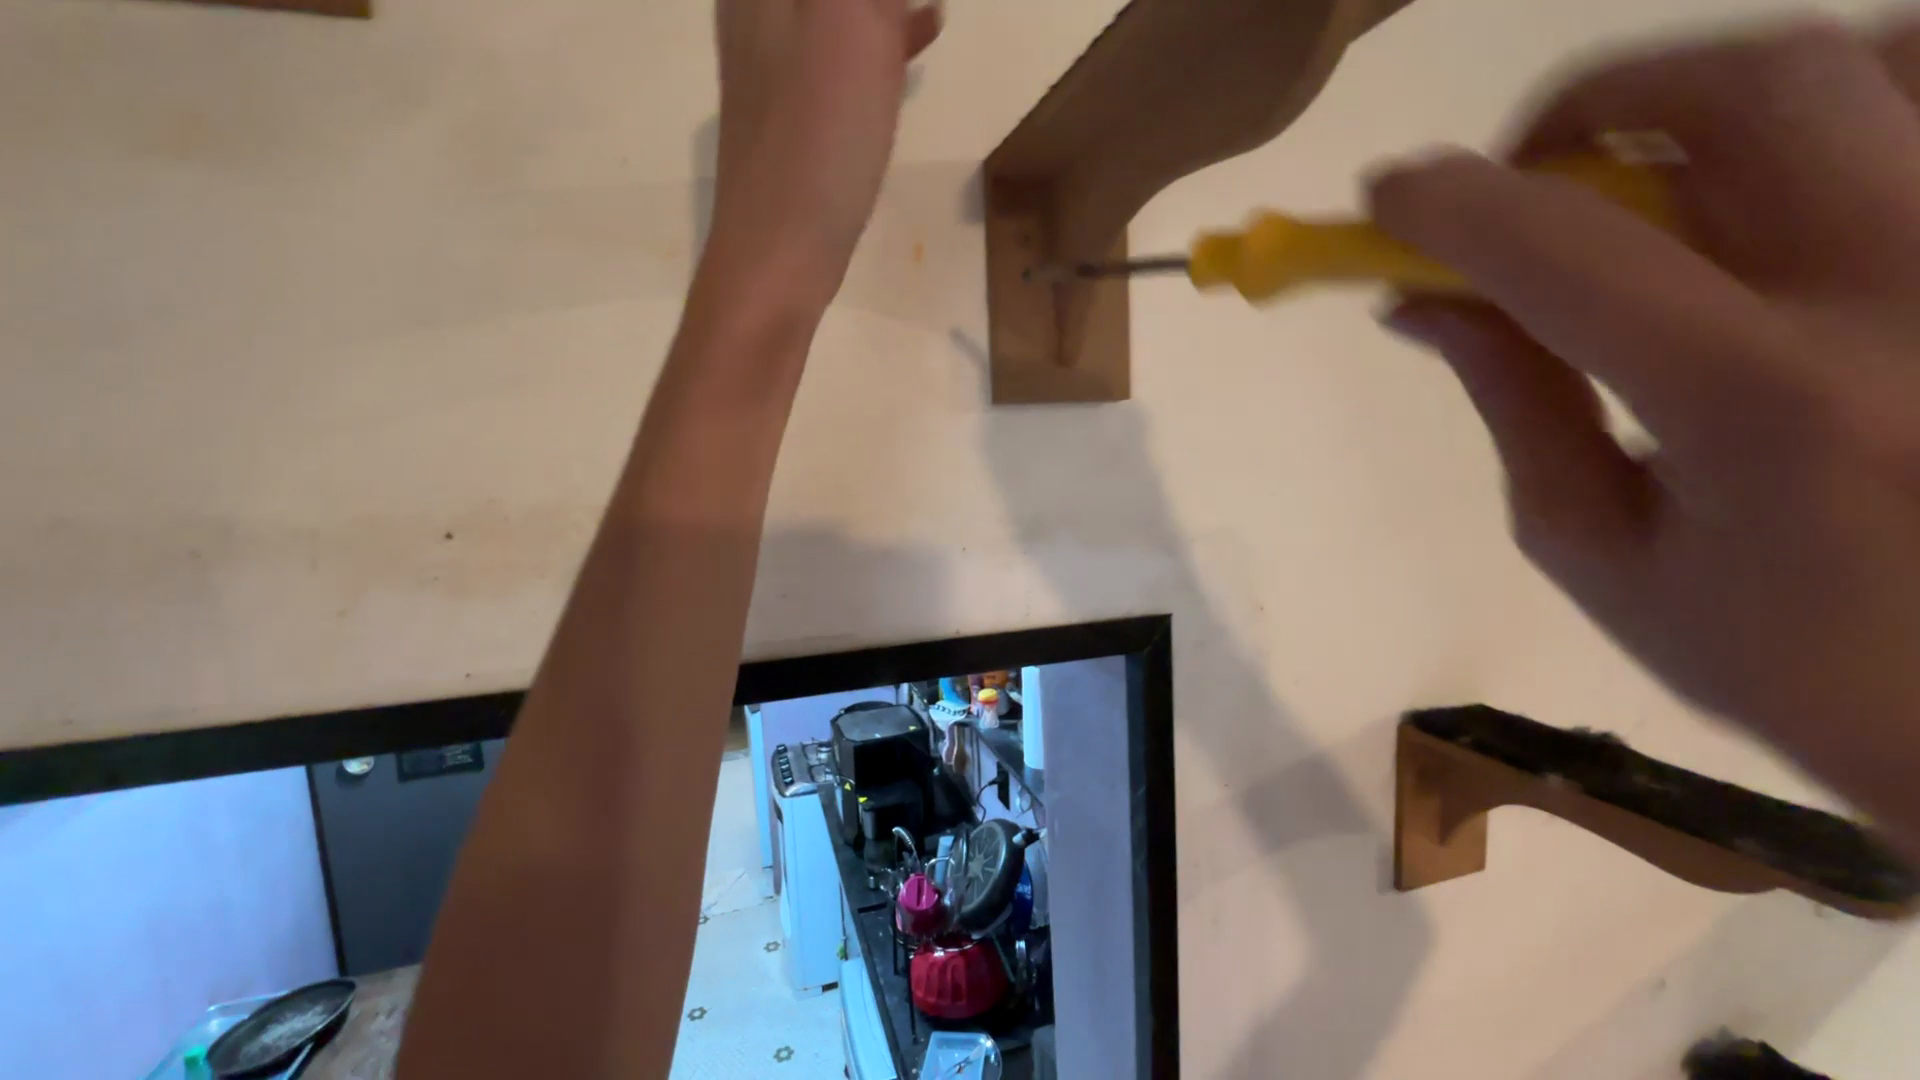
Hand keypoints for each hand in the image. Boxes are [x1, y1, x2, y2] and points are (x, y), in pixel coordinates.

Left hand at [705, 0, 941, 307]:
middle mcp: (763, 0)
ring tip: (931, 3)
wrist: (779, 251)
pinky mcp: (802, 98)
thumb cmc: (815, 135)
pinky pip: (849, 34)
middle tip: (919, 7)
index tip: (900, 7)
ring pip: (838, 0)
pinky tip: (925, 28)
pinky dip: (886, 23)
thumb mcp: (847, 16)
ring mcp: (781, 50)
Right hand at [1367, 21, 1919, 791]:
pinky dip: (1842, 105)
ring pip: (1874, 59)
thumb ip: (1512, 399)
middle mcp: (1916, 295)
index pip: (1570, 254)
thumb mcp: (1593, 543)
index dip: (1455, 207)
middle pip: (1752, 92)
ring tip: (1653, 179)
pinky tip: (1782, 185)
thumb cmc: (1771, 653)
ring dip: (1718, 101)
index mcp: (1768, 405)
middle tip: (1525, 171)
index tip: (1386, 196)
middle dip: (1593, 106)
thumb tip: (1422, 302)